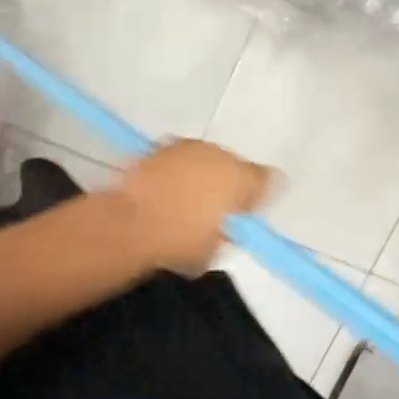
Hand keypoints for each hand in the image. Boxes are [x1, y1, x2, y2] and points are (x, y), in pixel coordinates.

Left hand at [111, 139, 273, 275]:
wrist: (131, 224)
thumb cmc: (180, 243)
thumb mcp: (213, 251)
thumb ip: (226, 234)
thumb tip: (223, 229)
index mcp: (242, 179)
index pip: (267, 180)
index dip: (256, 196)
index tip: (247, 210)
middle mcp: (220, 155)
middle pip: (233, 166)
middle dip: (227, 182)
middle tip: (214, 207)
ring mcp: (188, 147)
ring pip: (204, 158)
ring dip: (200, 173)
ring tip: (185, 197)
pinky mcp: (159, 147)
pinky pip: (177, 159)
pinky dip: (174, 170)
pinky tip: (164, 188)